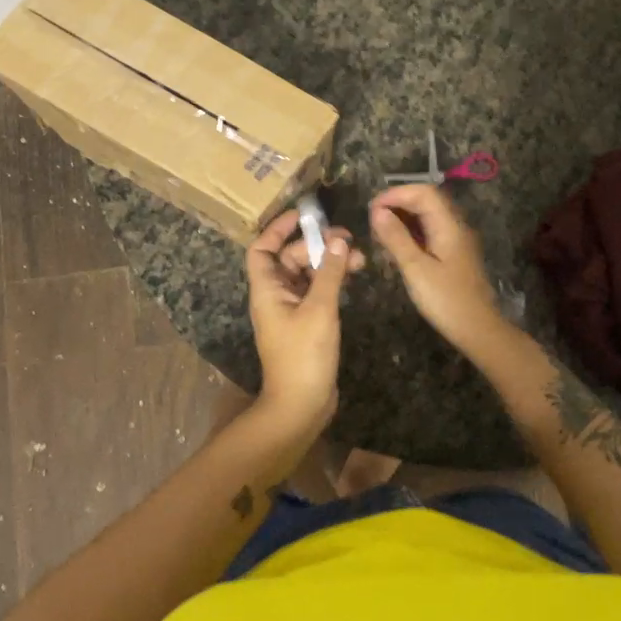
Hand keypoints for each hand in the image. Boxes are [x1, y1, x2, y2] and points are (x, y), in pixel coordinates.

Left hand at [245, 208, 363, 428]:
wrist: (301, 405)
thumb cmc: (303, 355)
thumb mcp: (319, 310)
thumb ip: (330, 273)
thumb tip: (338, 241)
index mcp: (267, 290)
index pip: (262, 249)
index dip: (278, 229)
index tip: (302, 215)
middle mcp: (275, 297)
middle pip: (290, 259)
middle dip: (316, 245)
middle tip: (347, 240)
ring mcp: (291, 312)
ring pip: (308, 275)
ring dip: (329, 263)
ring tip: (359, 258)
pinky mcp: (307, 325)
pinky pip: (316, 292)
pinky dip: (332, 281)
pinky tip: (352, 277)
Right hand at [369, 185, 507, 351]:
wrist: (477, 330)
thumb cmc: (446, 300)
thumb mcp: (416, 269)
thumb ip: (396, 238)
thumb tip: (377, 212)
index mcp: (448, 226)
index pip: (423, 193)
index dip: (395, 194)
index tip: (371, 209)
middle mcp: (454, 227)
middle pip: (426, 201)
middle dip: (397, 205)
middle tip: (373, 222)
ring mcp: (455, 241)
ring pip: (427, 217)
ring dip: (403, 219)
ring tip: (380, 234)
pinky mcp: (452, 255)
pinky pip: (429, 233)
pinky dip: (411, 234)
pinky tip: (396, 248)